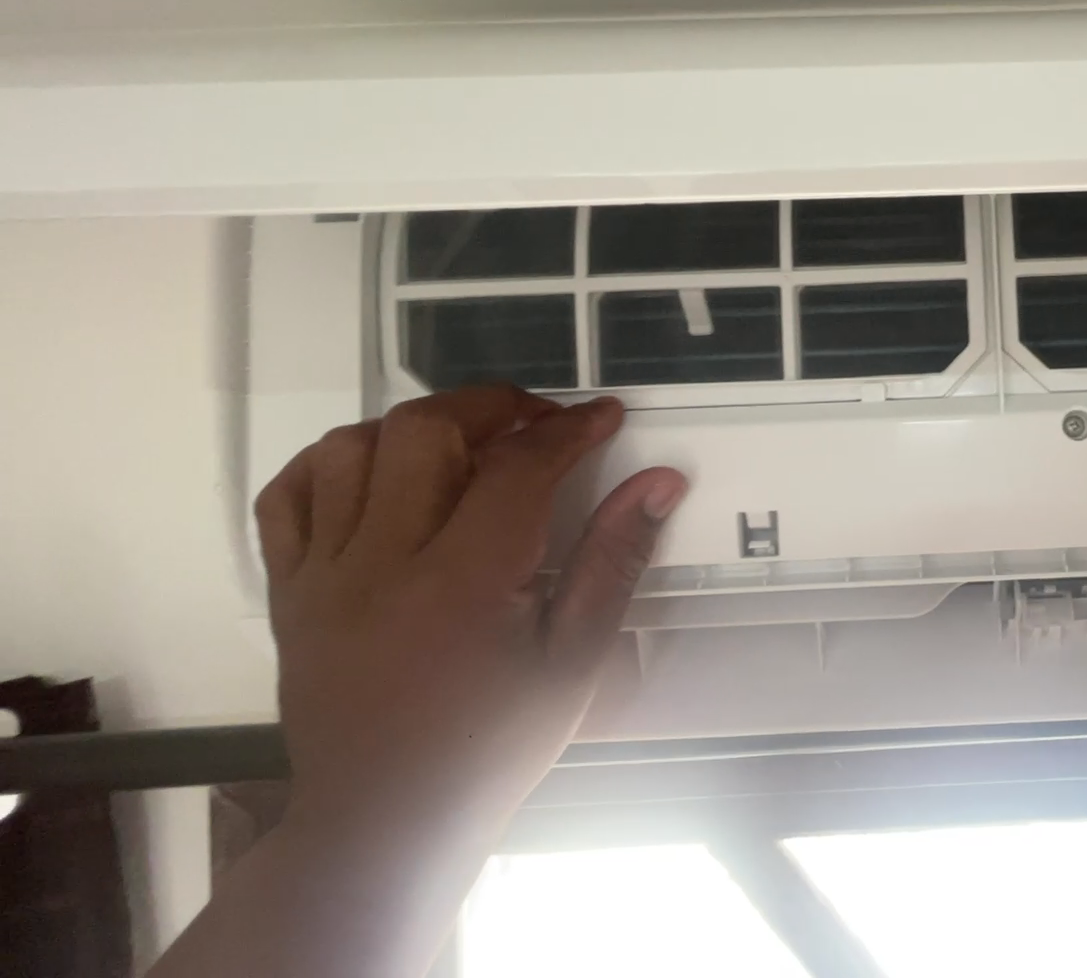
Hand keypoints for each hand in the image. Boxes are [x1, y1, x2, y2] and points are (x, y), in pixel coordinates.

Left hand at [253, 386, 685, 839]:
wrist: (387, 819)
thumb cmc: (499, 741)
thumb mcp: (578, 657)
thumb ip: (615, 559)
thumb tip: (660, 482)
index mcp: (463, 583)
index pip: (517, 469)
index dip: (569, 429)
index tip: (606, 414)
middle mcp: (381, 563)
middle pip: (423, 432)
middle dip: (494, 407)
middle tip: (542, 422)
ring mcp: (321, 574)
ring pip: (351, 448)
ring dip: (419, 426)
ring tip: (472, 445)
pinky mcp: (287, 590)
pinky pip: (289, 494)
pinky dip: (338, 461)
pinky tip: (387, 472)